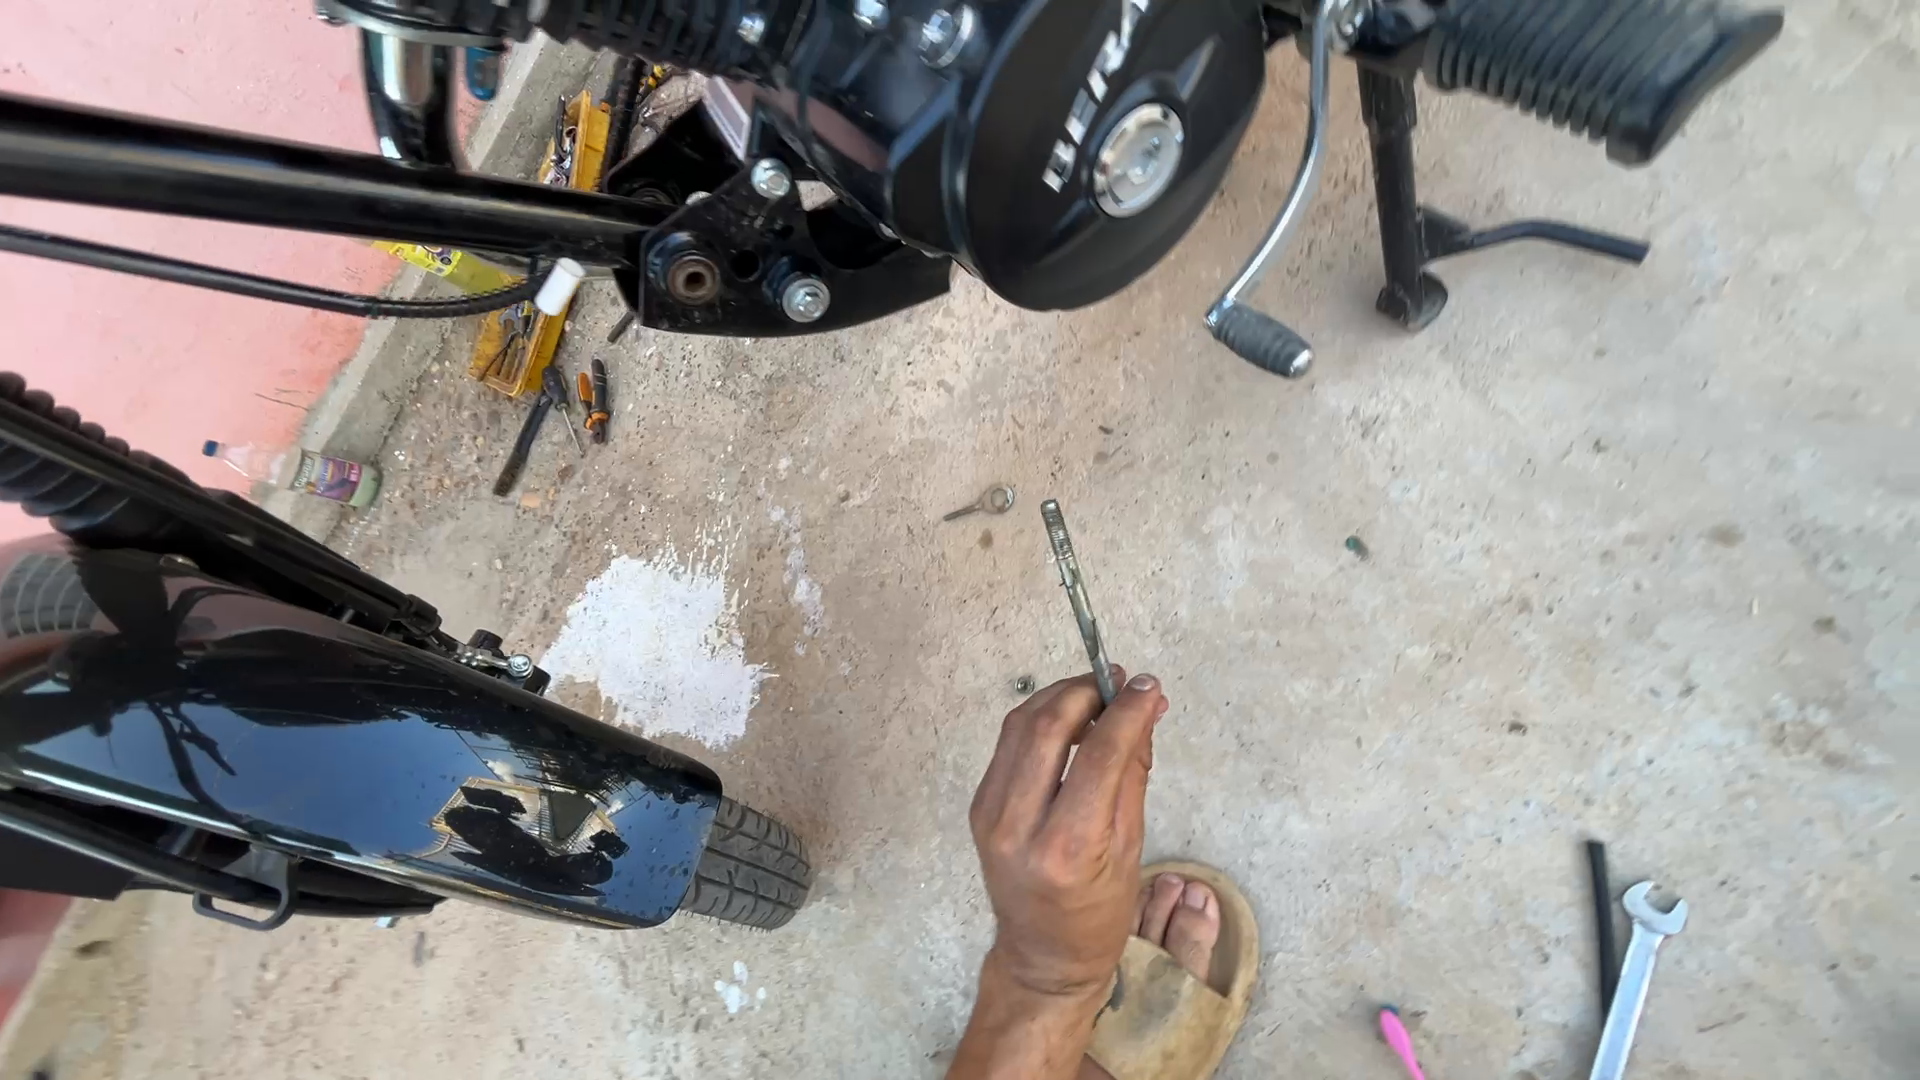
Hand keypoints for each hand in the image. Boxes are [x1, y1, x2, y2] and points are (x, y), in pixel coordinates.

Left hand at [968, 669, 1169, 1000]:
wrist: (1041, 955)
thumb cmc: (1098, 913)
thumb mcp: (1131, 848)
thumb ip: (1133, 773)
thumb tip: (1144, 711)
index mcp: (1066, 847)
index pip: (1099, 756)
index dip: (1126, 711)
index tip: (1149, 686)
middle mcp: (1017, 824)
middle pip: (1047, 727)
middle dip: (1086, 690)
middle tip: (1120, 681)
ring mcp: (989, 812)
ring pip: (1020, 725)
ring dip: (1061, 696)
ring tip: (1098, 691)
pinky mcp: (978, 804)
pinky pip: (1009, 743)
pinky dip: (1040, 719)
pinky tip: (1069, 717)